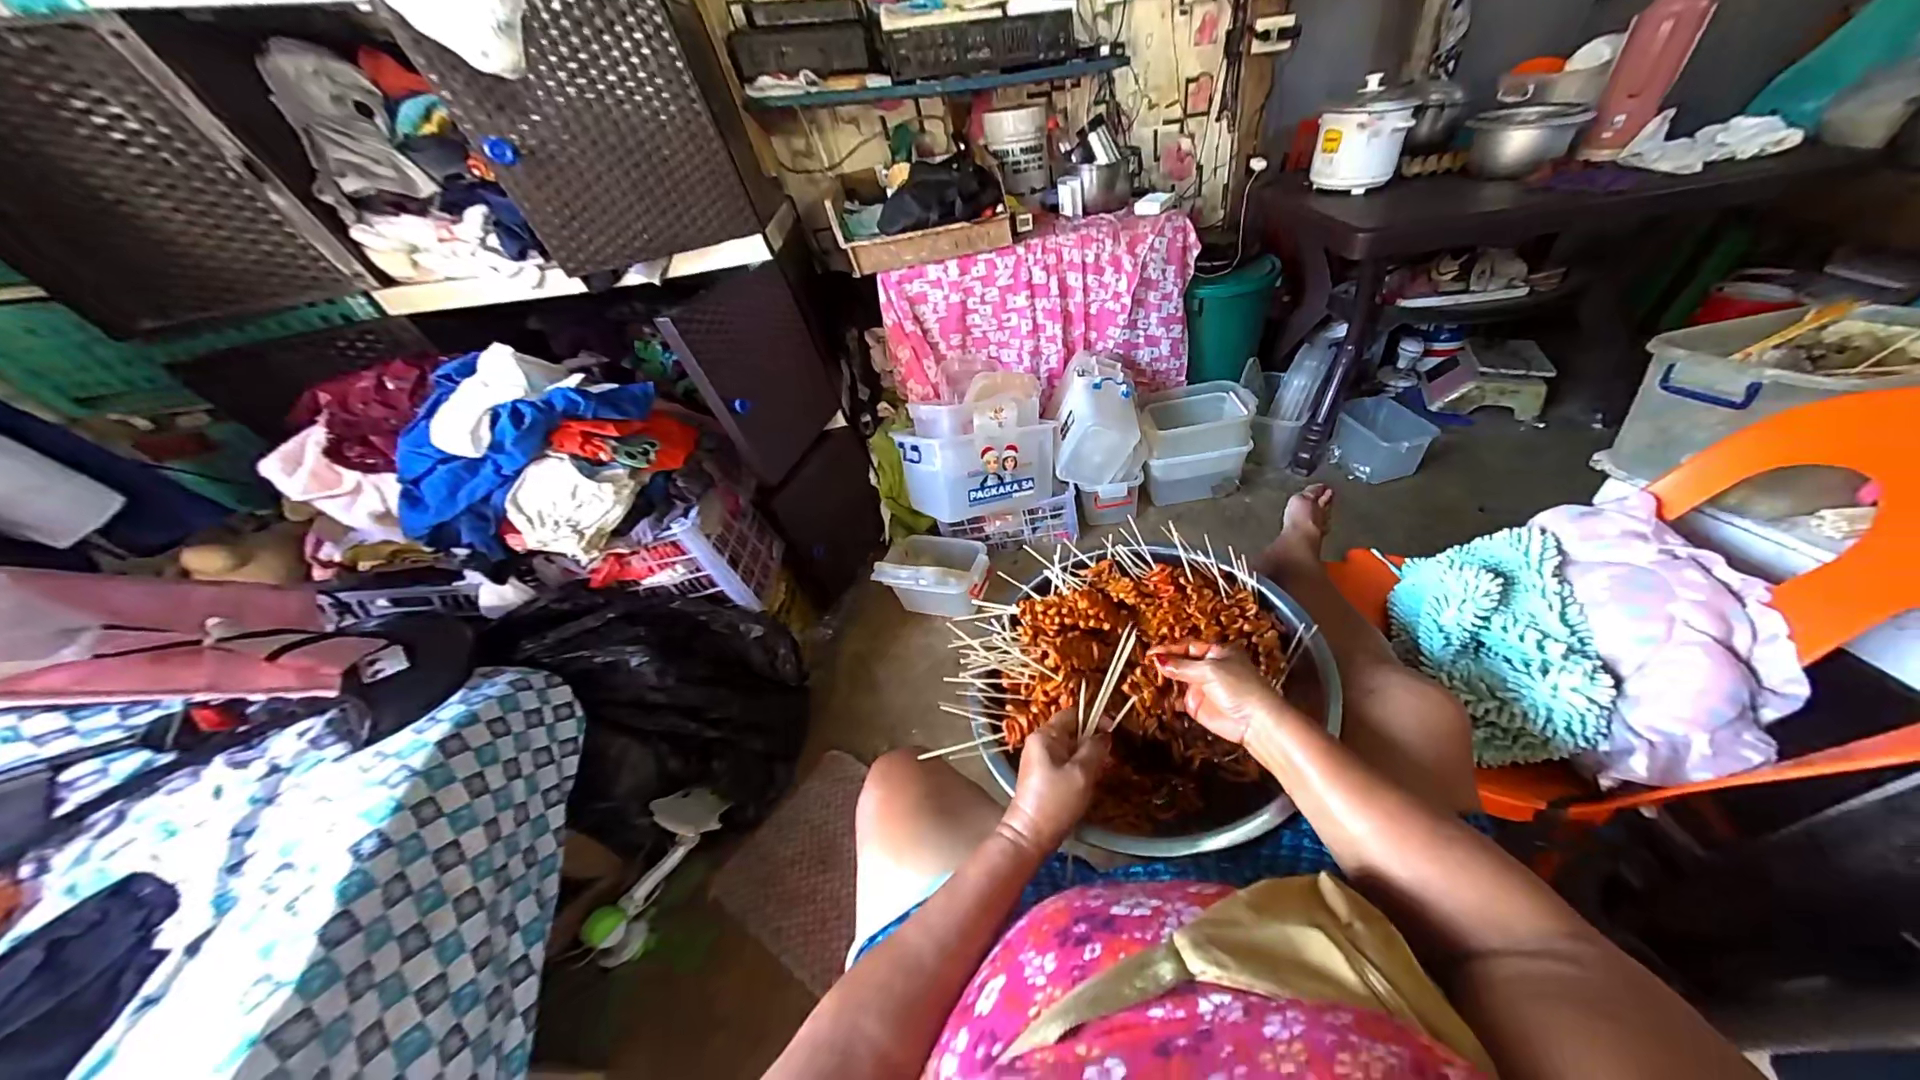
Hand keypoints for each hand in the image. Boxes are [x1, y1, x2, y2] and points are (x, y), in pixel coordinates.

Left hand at [999, 711, 1107, 854]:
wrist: (1030, 835)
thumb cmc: (1056, 801)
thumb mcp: (1081, 773)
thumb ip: (1094, 749)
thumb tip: (1105, 734)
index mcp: (1044, 736)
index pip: (1071, 714)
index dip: (1093, 718)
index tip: (1113, 730)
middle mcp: (1039, 743)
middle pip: (1071, 731)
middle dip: (1092, 740)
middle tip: (1110, 755)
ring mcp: (1040, 760)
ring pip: (1070, 749)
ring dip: (1087, 756)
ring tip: (1103, 770)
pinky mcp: (1043, 776)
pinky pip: (1066, 763)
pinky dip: (1080, 768)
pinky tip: (1090, 781)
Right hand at [1149, 641, 1284, 744]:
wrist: (1255, 722)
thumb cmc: (1238, 687)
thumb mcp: (1210, 670)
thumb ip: (1182, 666)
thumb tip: (1158, 660)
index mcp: (1216, 652)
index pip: (1187, 646)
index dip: (1169, 648)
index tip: (1150, 652)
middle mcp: (1207, 667)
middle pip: (1179, 662)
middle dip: (1163, 663)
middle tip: (1144, 665)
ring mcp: (1200, 686)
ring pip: (1176, 680)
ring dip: (1162, 680)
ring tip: (1144, 679)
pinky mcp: (1195, 705)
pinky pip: (1176, 698)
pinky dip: (1165, 697)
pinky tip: (1153, 695)